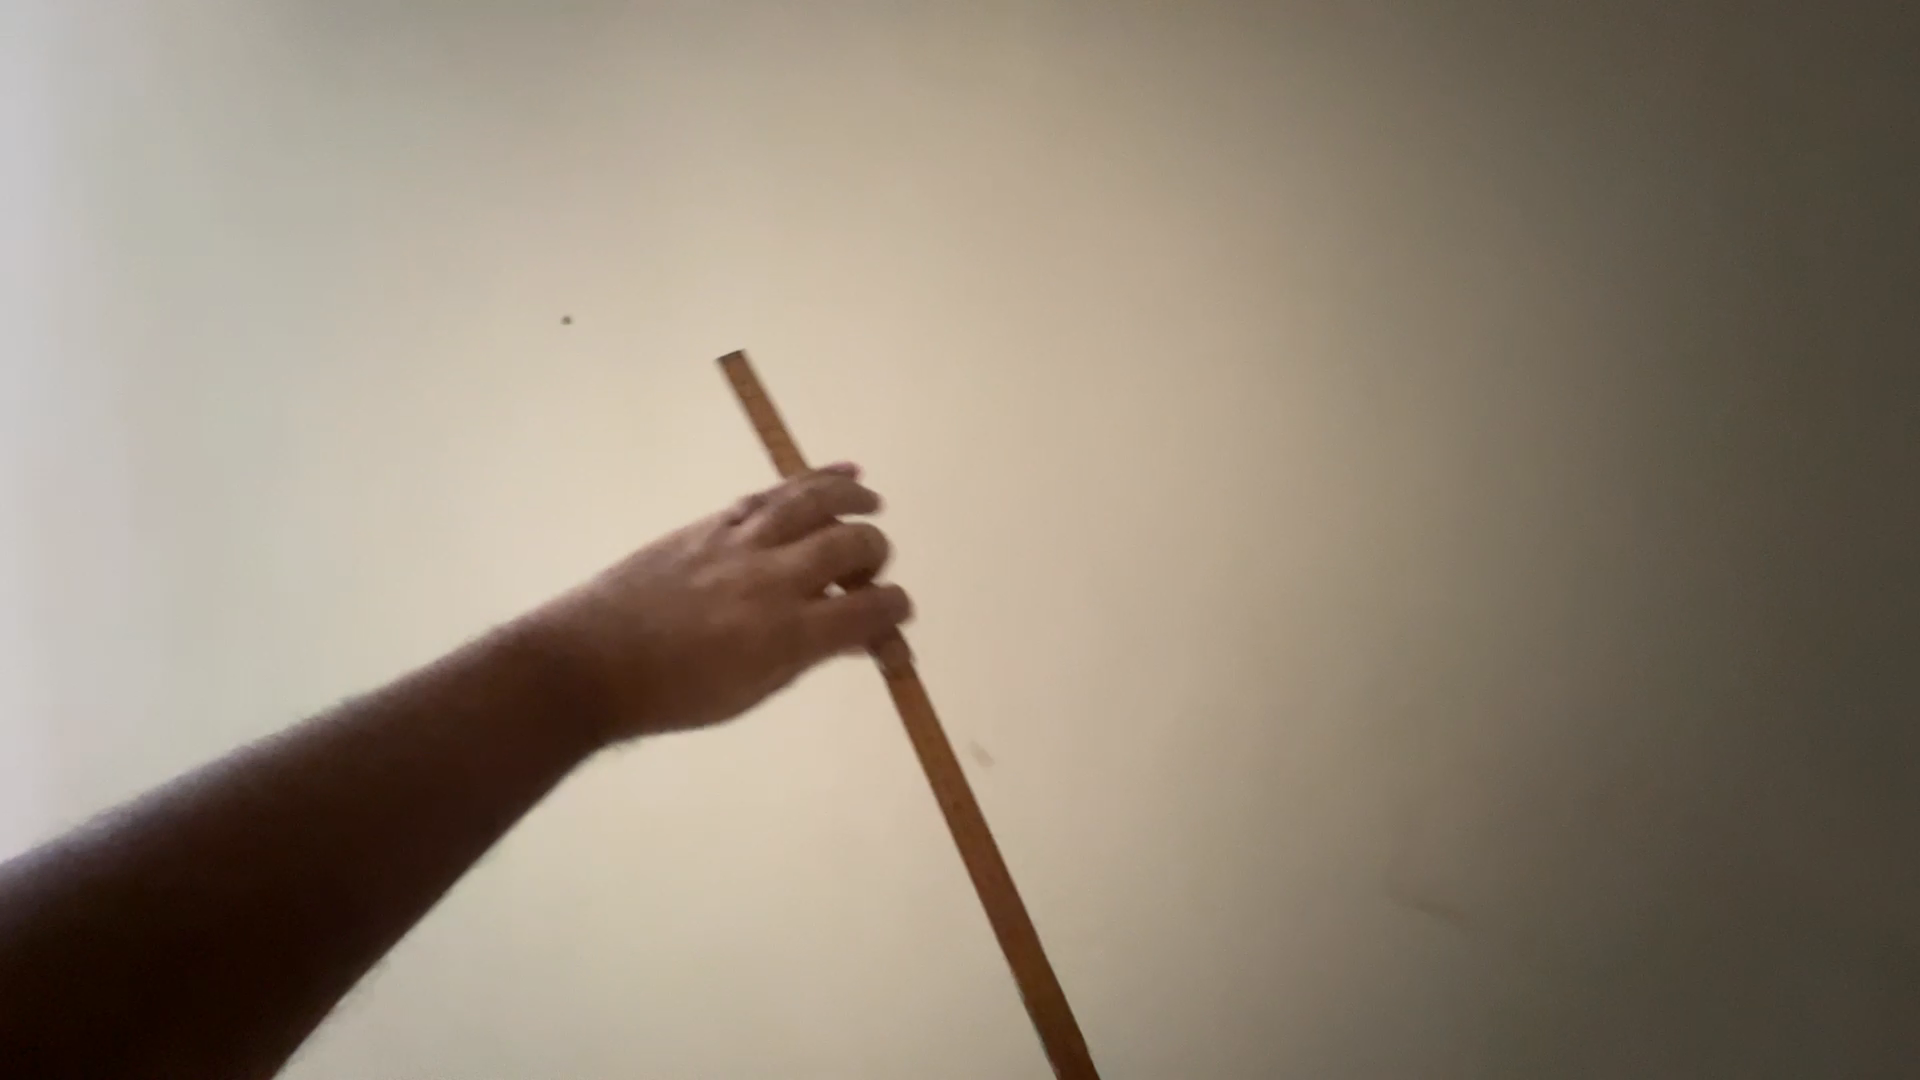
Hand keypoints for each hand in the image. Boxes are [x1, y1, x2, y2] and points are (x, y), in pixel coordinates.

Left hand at [531, 463, 911, 742]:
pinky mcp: (716, 521)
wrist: (589, 662)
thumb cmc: (675, 694)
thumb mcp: (754, 690)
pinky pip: (774, 491)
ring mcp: (742, 542)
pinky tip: (842, 474)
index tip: (896, 613)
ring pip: (815, 502)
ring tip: (871, 503)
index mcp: (786, 635)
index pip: (868, 611)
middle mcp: (773, 579)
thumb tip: (856, 634)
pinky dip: (815, 479)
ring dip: (853, 500)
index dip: (895, 612)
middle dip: (875, 557)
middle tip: (866, 574)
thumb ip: (810, 654)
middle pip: (852, 545)